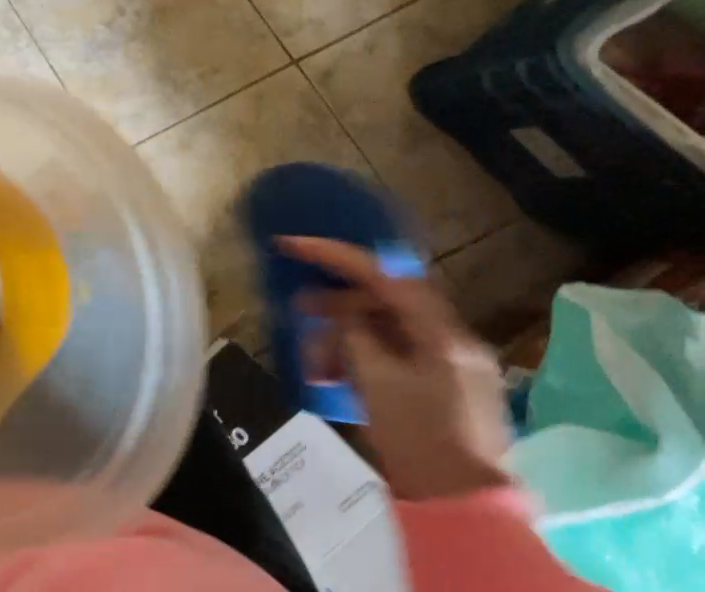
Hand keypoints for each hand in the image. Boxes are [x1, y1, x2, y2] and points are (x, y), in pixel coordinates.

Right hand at [278, 237, 514, 501]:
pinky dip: (360, 355)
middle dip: (335, 304)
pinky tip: (336, 375)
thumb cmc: (417, 437)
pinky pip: (392, 352)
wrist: (460, 508)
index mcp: (443, 335)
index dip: (335, 254)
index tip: (291, 244)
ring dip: (343, 336)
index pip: (386, 274)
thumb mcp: (374, 379)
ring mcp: (449, 365)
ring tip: (315, 361)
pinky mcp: (440, 386)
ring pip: (384, 328)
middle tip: (297, 309)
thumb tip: (336, 312)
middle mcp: (453, 341)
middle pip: (384, 300)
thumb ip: (353, 333)